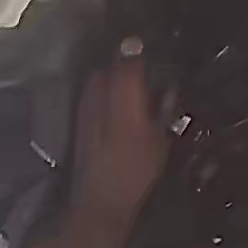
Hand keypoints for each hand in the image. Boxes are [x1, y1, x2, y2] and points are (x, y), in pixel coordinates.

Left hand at [69, 40, 172, 227]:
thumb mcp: (161, 140)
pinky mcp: (79, 120)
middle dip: (125, 62)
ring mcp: (85, 110)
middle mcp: (100, 101)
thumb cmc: (138, 172)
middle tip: (143, 63)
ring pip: (97, 78)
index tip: (149, 46)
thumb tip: (168, 87)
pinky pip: (91, 92)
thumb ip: (164, 110)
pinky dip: (103, 88)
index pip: (128, 67)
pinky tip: (117, 99)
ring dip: (112, 73)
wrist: (102, 201)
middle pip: (110, 68)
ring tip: (131, 79)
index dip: (138, 54)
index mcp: (124, 104)